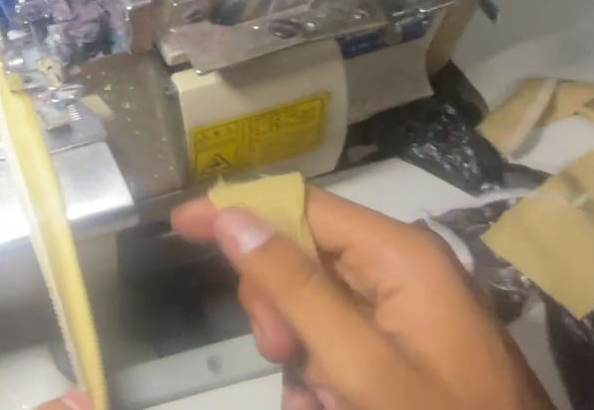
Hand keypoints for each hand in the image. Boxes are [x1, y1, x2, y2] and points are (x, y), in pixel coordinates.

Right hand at [171, 188, 550, 409]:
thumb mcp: (362, 368)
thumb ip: (292, 288)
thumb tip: (228, 216)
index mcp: (401, 255)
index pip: (296, 203)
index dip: (236, 209)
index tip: (181, 225)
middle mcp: (404, 266)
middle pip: (301, 249)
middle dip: (274, 298)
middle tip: (274, 350)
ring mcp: (409, 305)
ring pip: (313, 294)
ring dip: (296, 338)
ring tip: (313, 395)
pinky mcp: (411, 341)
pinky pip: (340, 330)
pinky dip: (321, 362)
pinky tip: (325, 400)